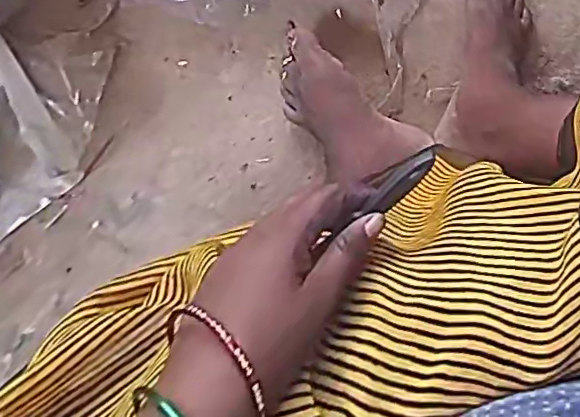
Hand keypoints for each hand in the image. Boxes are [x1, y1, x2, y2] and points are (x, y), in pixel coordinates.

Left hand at [154, 184, 381, 416]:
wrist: (203, 385)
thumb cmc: (270, 341)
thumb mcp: (316, 302)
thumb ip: (345, 256)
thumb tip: (374, 218)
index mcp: (284, 230)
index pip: (324, 194)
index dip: (352, 194)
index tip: (375, 203)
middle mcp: (259, 229)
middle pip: (300, 202)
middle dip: (331, 204)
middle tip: (357, 220)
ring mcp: (238, 248)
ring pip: (281, 219)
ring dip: (308, 221)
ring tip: (331, 240)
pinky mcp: (225, 269)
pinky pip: (264, 238)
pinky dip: (287, 238)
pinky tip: (294, 261)